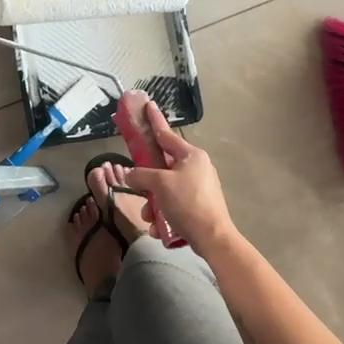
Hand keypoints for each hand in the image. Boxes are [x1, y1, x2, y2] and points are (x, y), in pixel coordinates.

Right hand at [121, 100, 237, 253]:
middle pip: (163, 166)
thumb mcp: (159, 185)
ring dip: (153, 202)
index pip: (166, 134)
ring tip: (150, 216)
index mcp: (192, 155)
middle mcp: (197, 167)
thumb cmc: (187, 203)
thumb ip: (141, 175)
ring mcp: (199, 186)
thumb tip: (130, 175)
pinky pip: (174, 203)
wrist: (212, 238)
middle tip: (137, 185)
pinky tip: (159, 227)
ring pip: (166, 188)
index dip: (154, 120)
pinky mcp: (199, 205)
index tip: (147, 105)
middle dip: (147, 181)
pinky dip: (164, 213)